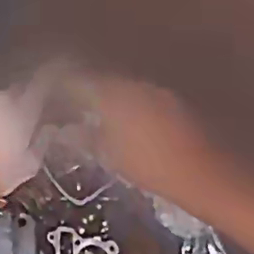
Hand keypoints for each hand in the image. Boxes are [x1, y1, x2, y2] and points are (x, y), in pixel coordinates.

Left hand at [0, 86, 46, 204]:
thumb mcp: (27, 166)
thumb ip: (43, 142)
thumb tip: (51, 129)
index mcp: (20, 109)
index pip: (40, 84)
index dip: (51, 81)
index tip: (57, 82)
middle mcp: (0, 98)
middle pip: (21, 90)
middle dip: (29, 100)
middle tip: (35, 118)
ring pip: (2, 98)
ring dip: (10, 107)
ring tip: (11, 129)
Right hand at [60, 72, 224, 203]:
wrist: (210, 176)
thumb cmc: (153, 168)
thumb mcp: (110, 157)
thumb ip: (83, 138)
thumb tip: (63, 130)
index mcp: (110, 92)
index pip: (73, 77)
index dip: (55, 83)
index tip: (43, 92)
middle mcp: (132, 82)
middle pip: (96, 78)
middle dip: (80, 89)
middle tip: (67, 105)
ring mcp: (155, 89)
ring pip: (119, 86)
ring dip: (105, 96)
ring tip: (95, 115)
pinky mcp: (173, 100)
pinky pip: (139, 95)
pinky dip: (127, 104)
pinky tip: (126, 123)